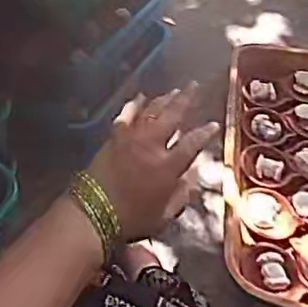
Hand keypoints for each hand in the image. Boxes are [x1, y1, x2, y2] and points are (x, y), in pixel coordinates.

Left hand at [85, 87, 218, 240]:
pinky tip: (141, 96)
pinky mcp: (114, 136)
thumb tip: (192, 177)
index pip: (191, 144)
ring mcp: (130, 138)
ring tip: (175, 91)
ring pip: (151, 111)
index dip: (204, 133)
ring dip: (164, 99)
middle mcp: (151, 146)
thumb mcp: (164, 216)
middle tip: (194, 86)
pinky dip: (135, 104)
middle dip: (185, 100)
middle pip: (172, 117)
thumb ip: (181, 196)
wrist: (93, 212)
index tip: (214, 124)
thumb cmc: (132, 219)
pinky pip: (127, 115)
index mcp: (166, 167)